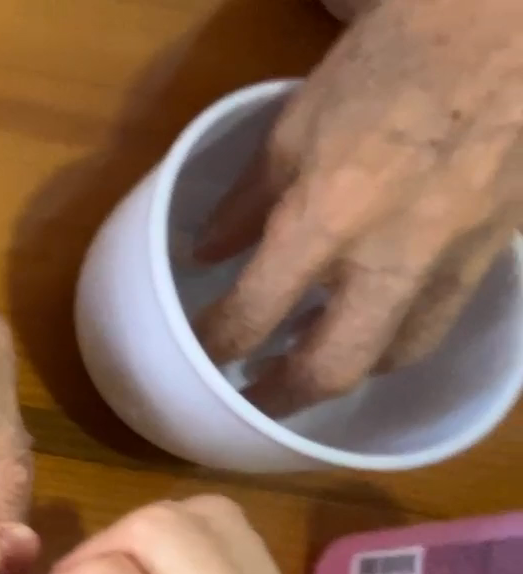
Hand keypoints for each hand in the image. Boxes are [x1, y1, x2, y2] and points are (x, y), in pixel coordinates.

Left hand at [196, 0, 522, 415]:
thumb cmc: (397, 60)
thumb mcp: (290, 132)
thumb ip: (243, 205)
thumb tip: (205, 255)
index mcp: (326, 220)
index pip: (249, 319)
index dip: (212, 348)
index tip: (192, 355)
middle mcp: (396, 251)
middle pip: (337, 364)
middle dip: (284, 395)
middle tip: (248, 402)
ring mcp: (463, 248)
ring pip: (403, 347)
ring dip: (349, 370)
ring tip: (304, 370)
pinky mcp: (509, 237)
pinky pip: (450, 307)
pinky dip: (402, 330)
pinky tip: (371, 325)